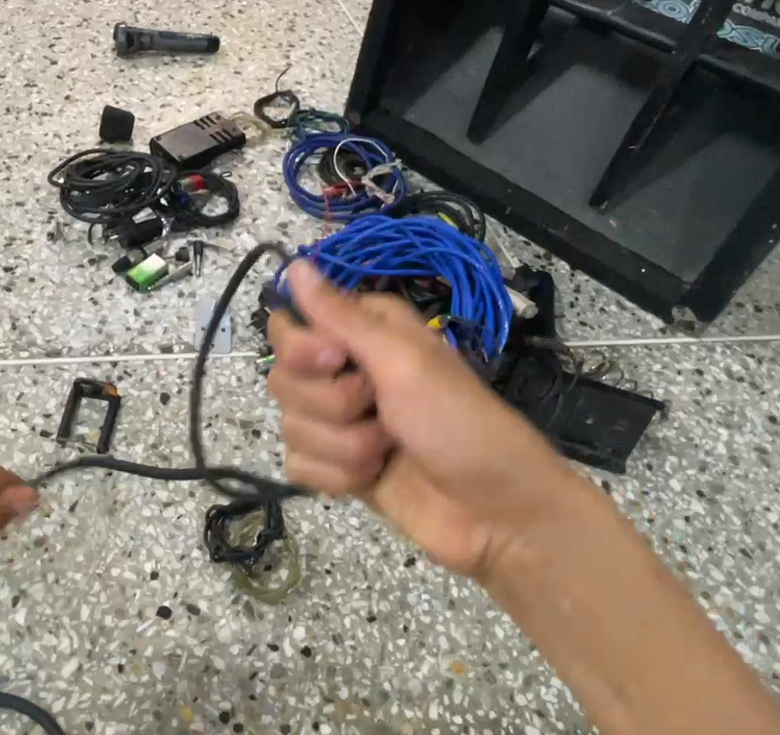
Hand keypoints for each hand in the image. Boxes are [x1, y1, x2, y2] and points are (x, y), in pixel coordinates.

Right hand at [266, 261, 576, 580]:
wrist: (496, 514)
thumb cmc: (459, 423)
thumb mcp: (404, 361)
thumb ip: (341, 316)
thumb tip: (296, 264)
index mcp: (362, 332)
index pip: (288, 326)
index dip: (302, 349)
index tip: (338, 361)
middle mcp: (345, 370)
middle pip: (283, 378)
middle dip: (332, 405)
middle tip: (380, 410)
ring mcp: (338, 421)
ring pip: (291, 425)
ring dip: (345, 445)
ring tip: (388, 450)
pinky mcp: (336, 465)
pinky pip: (299, 465)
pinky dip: (337, 476)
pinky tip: (372, 478)